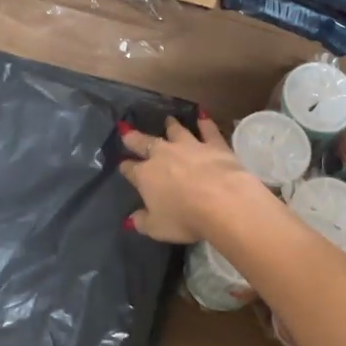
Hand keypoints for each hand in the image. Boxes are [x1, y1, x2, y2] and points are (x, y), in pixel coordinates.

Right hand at [117, 114, 264, 243]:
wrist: (222, 202)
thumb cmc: (185, 219)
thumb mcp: (157, 228)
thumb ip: (142, 221)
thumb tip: (131, 219)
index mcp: (145, 176)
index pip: (130, 170)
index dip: (125, 168)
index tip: (122, 166)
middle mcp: (164, 155)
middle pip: (146, 143)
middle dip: (135, 138)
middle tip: (128, 131)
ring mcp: (190, 146)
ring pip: (177, 132)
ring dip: (171, 126)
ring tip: (168, 120)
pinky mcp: (214, 144)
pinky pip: (208, 130)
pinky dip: (205, 123)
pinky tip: (203, 117)